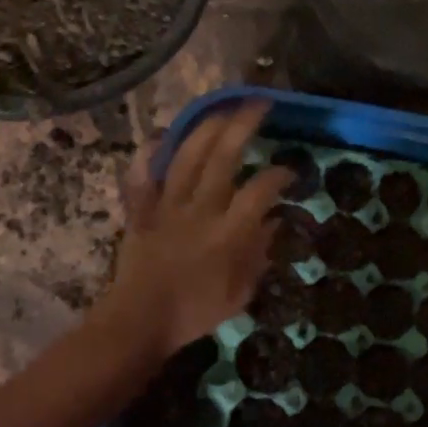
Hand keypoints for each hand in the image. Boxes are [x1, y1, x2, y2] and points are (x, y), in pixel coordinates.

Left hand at [96, 102, 294, 355]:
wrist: (138, 323)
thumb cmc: (193, 313)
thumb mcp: (240, 292)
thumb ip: (259, 254)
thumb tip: (274, 221)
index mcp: (228, 232)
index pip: (260, 190)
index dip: (278, 174)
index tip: (289, 170)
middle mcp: (199, 210)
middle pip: (222, 157)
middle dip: (243, 125)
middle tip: (260, 103)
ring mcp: (166, 206)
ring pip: (185, 156)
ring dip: (205, 128)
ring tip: (222, 109)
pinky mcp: (141, 211)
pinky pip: (142, 175)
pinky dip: (150, 154)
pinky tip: (160, 136)